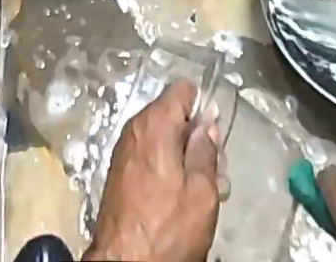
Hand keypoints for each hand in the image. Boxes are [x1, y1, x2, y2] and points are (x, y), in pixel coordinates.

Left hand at [85, 82, 219, 261]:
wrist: (124, 261)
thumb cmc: (167, 227)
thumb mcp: (201, 193)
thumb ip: (205, 151)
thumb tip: (207, 121)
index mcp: (155, 123)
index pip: (180, 90)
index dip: (201, 103)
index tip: (215, 129)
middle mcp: (135, 126)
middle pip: (171, 113)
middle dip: (194, 134)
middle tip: (214, 168)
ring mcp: (125, 146)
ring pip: (161, 135)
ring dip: (182, 153)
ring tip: (203, 188)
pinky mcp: (120, 167)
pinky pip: (148, 152)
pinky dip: (166, 164)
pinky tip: (180, 194)